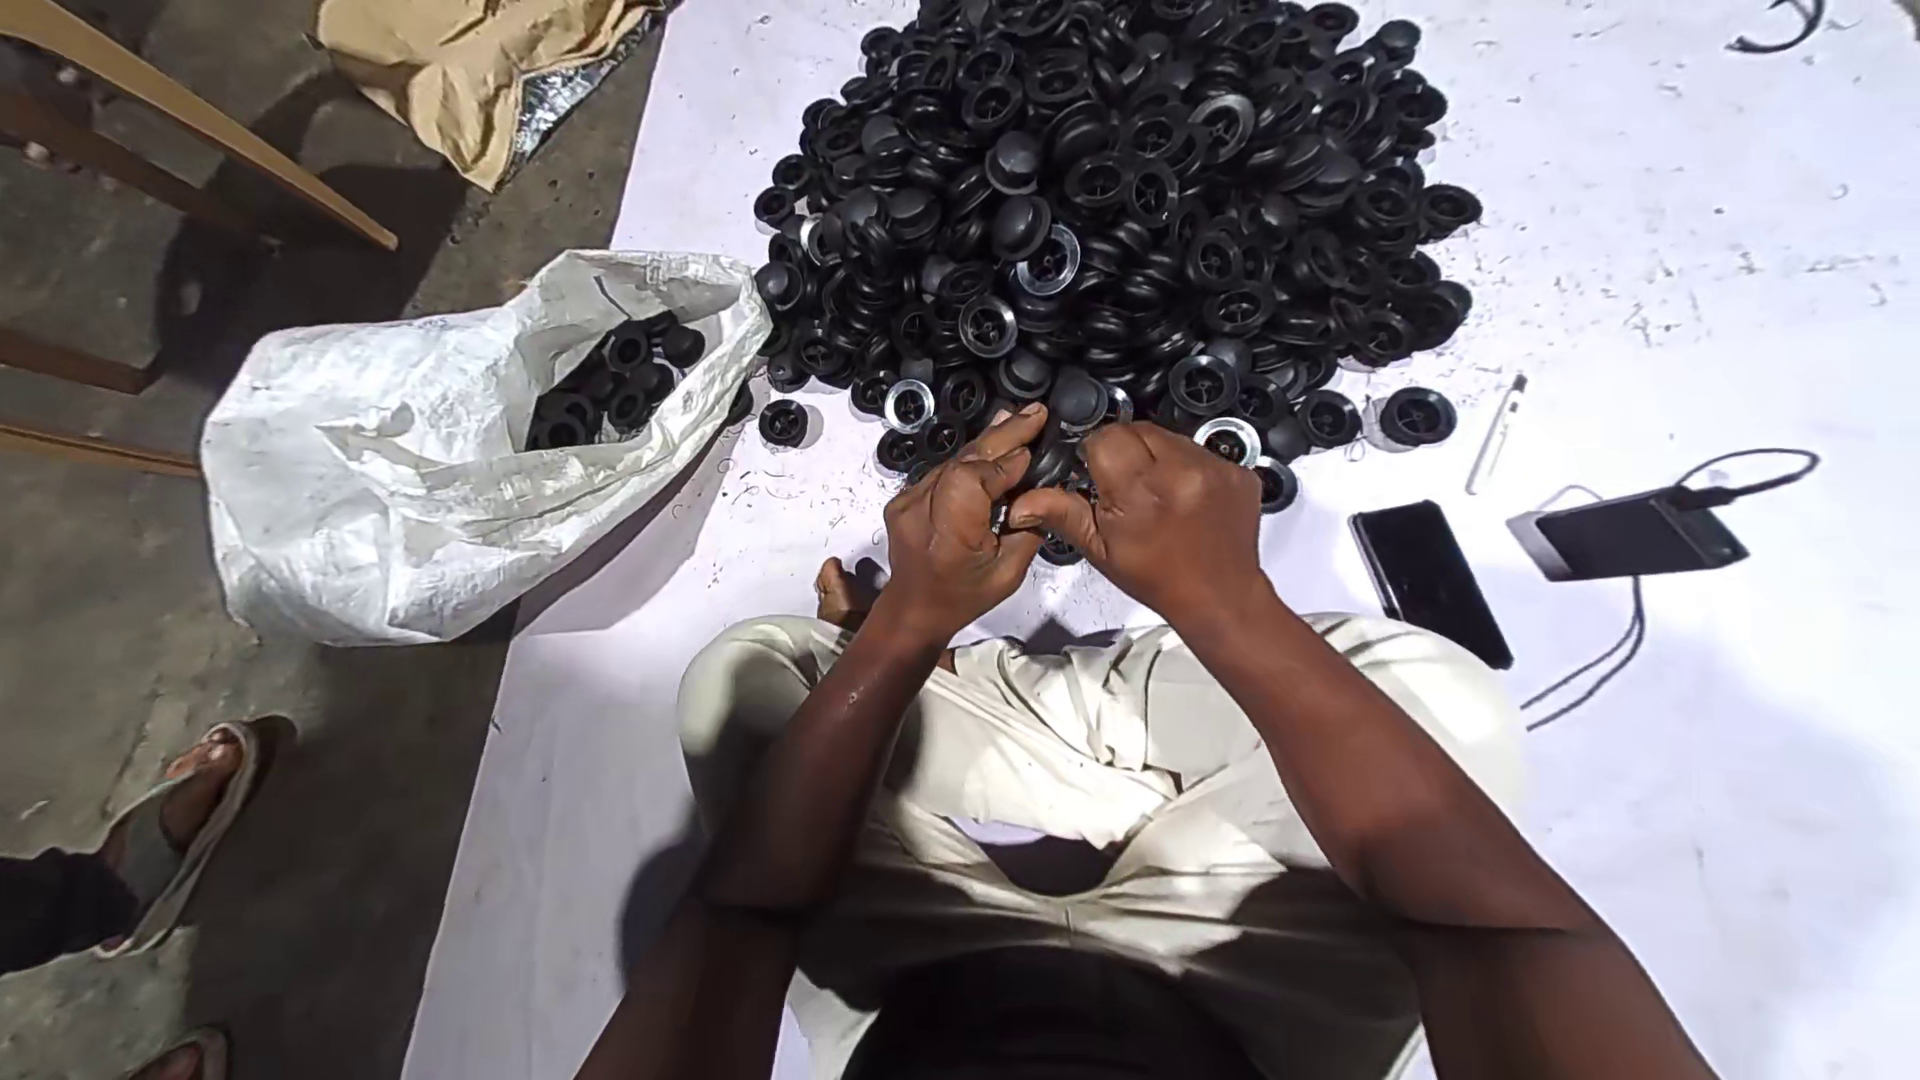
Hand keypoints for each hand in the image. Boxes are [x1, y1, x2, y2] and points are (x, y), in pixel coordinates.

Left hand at [874, 404, 1049, 642]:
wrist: (914, 606)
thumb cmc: (963, 596)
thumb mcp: (1008, 573)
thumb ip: (1027, 528)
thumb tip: (1039, 487)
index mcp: (947, 536)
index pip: (974, 481)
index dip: (1005, 462)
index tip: (1033, 450)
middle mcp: (921, 512)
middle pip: (963, 461)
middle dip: (1002, 436)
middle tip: (1034, 414)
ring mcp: (907, 502)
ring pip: (953, 460)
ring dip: (988, 441)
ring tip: (1019, 419)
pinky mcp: (904, 497)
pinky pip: (943, 469)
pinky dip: (970, 458)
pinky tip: (993, 442)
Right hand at [1009, 422, 1268, 627]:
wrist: (1217, 594)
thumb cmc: (1159, 578)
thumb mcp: (1100, 550)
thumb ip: (1062, 514)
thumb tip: (1022, 504)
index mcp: (1139, 490)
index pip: (1105, 436)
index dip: (1095, 452)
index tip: (1098, 471)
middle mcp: (1179, 472)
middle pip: (1136, 428)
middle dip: (1124, 450)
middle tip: (1127, 486)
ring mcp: (1212, 469)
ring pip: (1168, 434)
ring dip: (1156, 455)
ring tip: (1157, 492)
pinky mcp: (1235, 470)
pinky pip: (1198, 448)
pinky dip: (1186, 464)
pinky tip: (1183, 494)